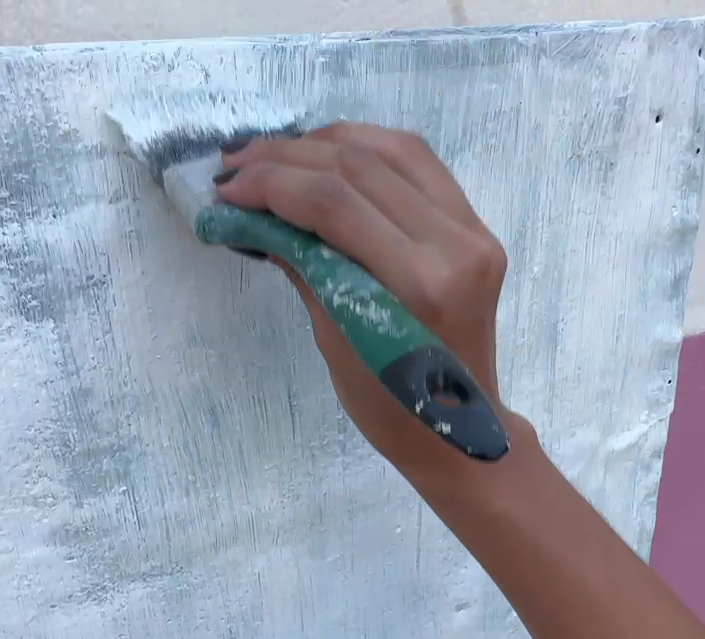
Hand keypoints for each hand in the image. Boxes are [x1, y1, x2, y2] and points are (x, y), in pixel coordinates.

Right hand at [214, 123, 534, 478]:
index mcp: (417, 286)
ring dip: (325, 143)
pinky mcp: (477, 228)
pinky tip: (326, 154)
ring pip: (392, 151)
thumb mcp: (334, 343)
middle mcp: (454, 246)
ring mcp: (474, 231)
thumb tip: (257, 217)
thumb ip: (305, 267)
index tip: (227, 188)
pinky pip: (418, 167)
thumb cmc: (390, 409)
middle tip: (236, 163)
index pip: (336, 206)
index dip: (272, 185)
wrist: (457, 429)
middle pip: (360, 170)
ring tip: (274, 152)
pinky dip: (367, 150)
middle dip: (288, 158)